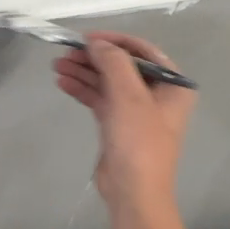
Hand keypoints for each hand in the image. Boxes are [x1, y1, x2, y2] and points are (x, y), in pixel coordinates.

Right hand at [53, 31, 195, 206]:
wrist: (133, 189)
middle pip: (122, 66)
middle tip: (65, 54)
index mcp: (173, 85)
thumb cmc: (139, 141)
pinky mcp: (119, 124)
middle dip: (93, 59)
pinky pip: (100, 99)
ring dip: (84, 73)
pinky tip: (63, 83)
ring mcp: (137, 110)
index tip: (85, 38)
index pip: (143, 51)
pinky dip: (83, 90)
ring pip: (108, 82)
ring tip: (57, 67)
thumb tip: (95, 43)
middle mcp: (157, 94)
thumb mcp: (129, 97)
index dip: (114, 41)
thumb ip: (114, 63)